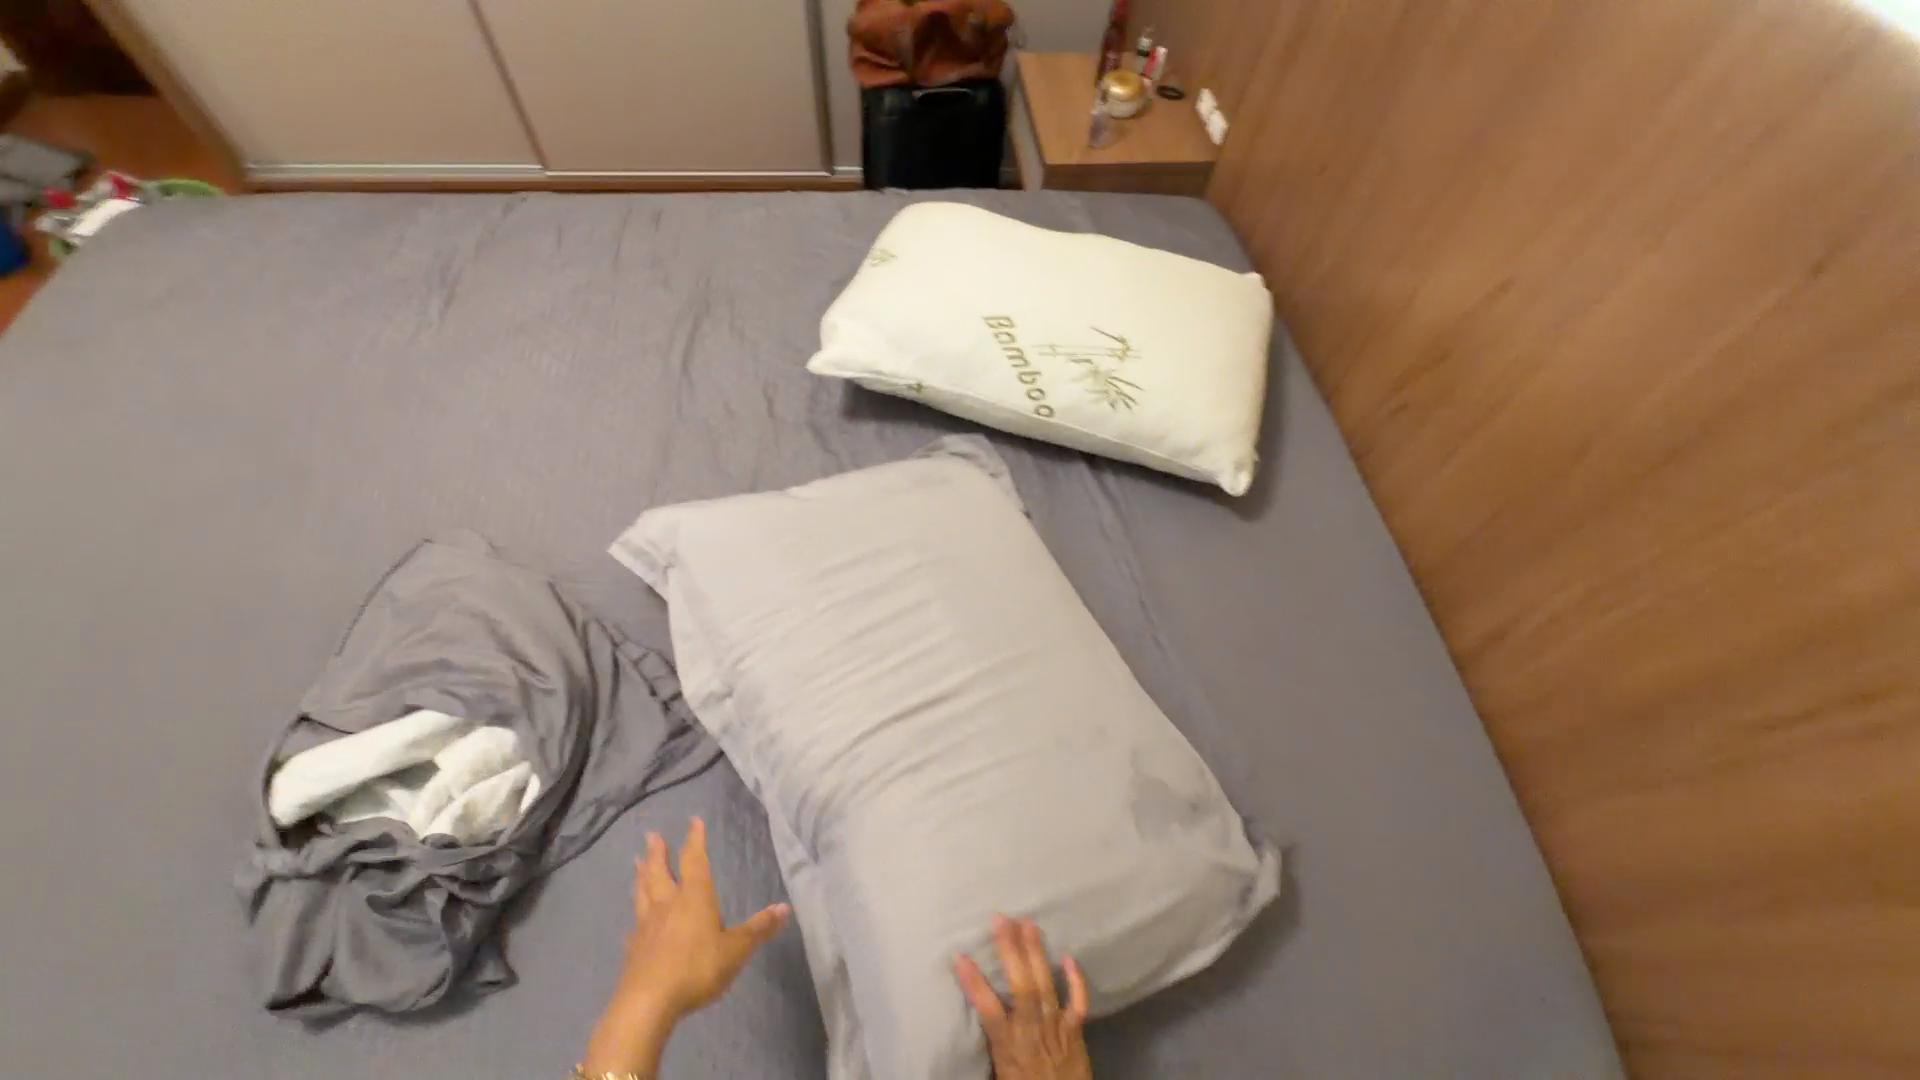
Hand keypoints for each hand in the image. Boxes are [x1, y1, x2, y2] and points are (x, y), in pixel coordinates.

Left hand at [582, 818, 789, 1076]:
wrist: (648, 1002)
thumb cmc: (697, 968)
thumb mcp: (736, 949)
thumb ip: (759, 929)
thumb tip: (785, 907)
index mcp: (695, 898)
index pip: (695, 861)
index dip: (695, 840)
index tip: (693, 820)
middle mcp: (668, 905)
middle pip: (661, 872)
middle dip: (659, 852)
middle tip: (652, 834)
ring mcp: (647, 927)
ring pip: (643, 893)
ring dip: (642, 876)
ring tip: (637, 862)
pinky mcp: (633, 950)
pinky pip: (634, 926)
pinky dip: (635, 918)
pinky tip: (633, 923)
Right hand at [953, 915, 1093, 1079]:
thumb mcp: (1000, 1070)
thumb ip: (992, 1040)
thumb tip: (976, 1015)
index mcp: (1008, 1044)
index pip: (988, 1009)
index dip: (974, 982)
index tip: (959, 955)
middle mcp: (1031, 1032)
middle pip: (1021, 988)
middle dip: (1011, 951)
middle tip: (1001, 918)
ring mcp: (1055, 1029)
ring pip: (1046, 987)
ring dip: (1036, 953)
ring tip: (1027, 922)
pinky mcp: (1075, 1032)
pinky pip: (1078, 1004)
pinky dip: (1075, 980)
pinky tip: (1068, 956)